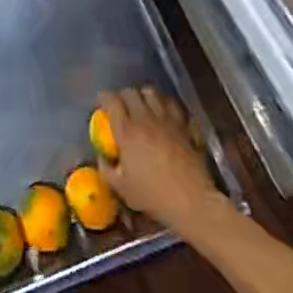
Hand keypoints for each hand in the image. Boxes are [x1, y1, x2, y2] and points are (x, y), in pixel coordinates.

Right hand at [97, 87, 224, 235]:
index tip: (100, 103)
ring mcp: (166, 120)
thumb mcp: (122, 188)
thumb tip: (102, 157)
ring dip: (142, 95)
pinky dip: (163, 102)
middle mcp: (144, 119)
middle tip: (120, 106)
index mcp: (126, 131)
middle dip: (122, 95)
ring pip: (151, 92)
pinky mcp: (183, 125)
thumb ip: (106, 169)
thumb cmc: (154, 196)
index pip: (111, 101)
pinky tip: (162, 111)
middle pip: (130, 92)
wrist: (192, 200)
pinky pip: (171, 103)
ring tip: (141, 105)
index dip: (103, 97)